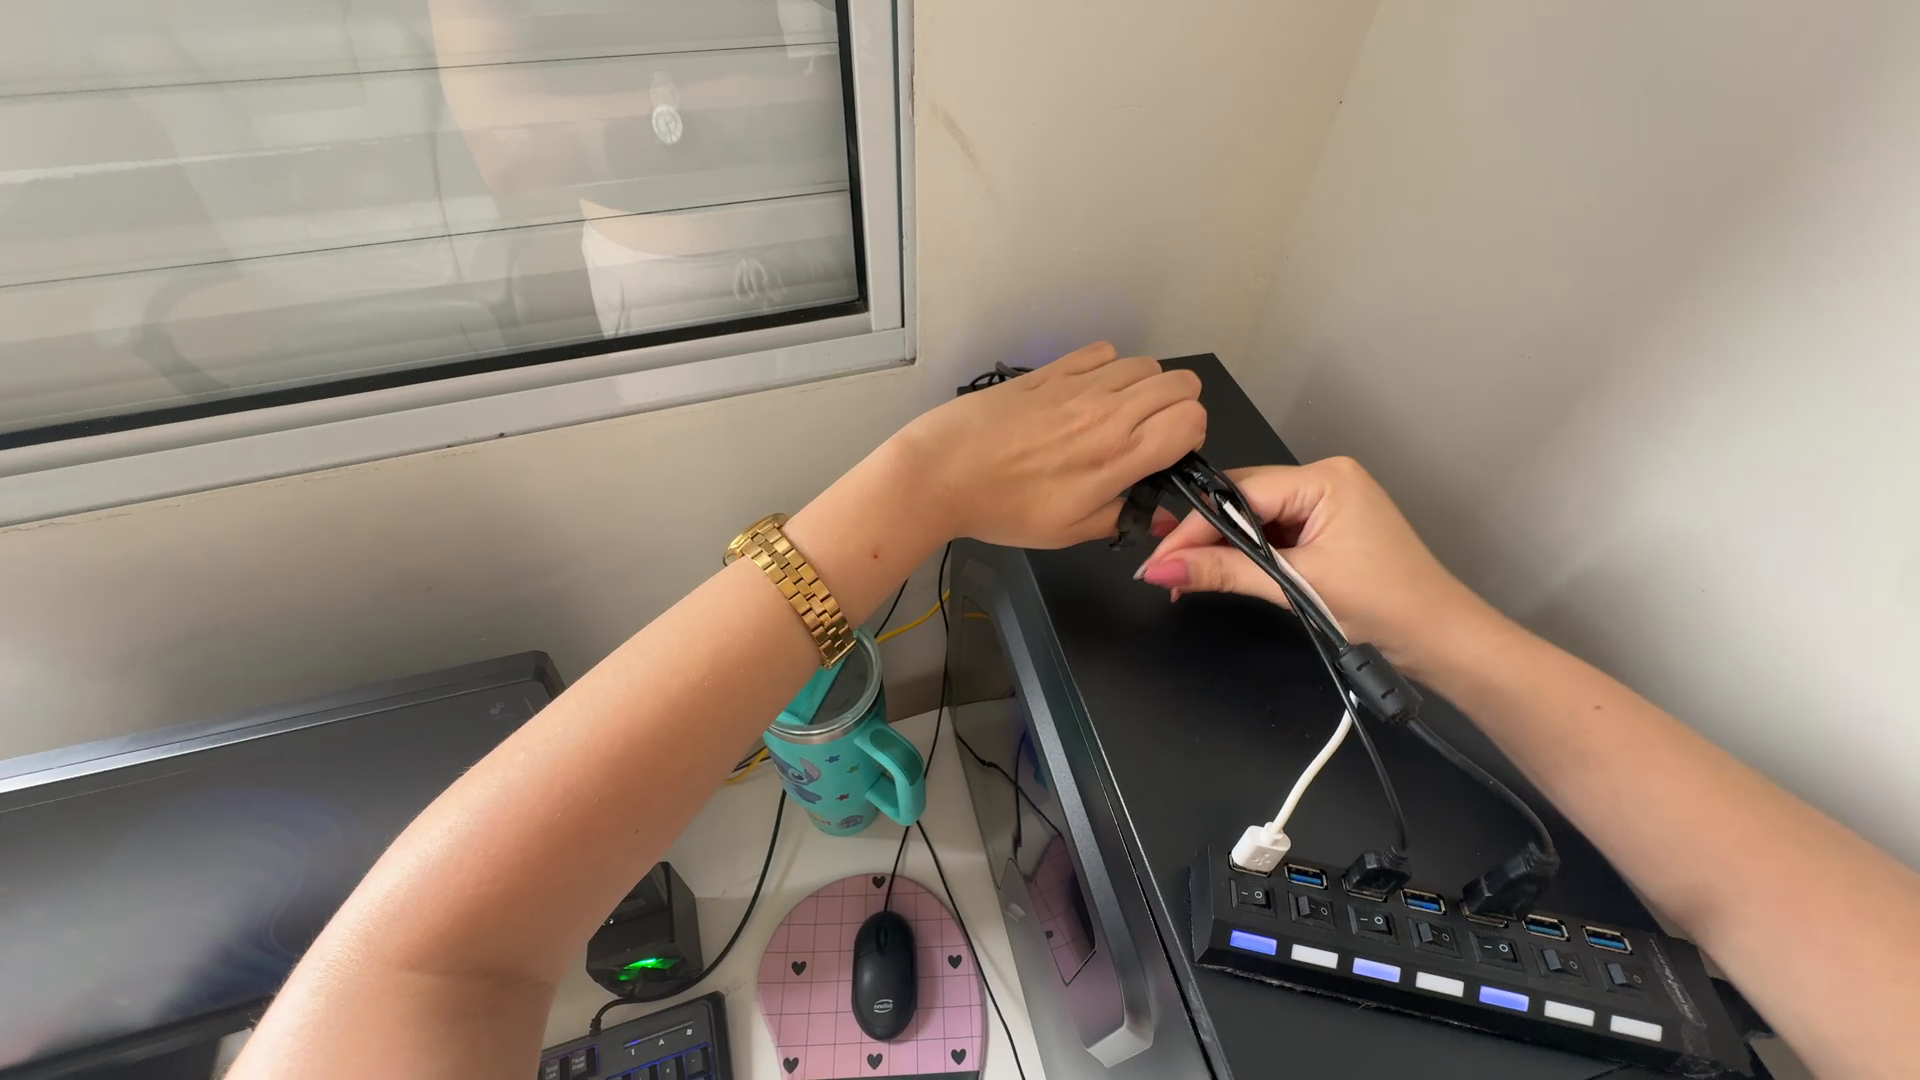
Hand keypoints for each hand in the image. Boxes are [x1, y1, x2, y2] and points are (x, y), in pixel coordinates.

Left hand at [889, 342, 1206, 548]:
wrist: (941, 473)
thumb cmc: (1001, 508)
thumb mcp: (1068, 532)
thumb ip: (1122, 518)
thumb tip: (1159, 517)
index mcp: (1118, 456)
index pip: (1193, 419)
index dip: (1189, 437)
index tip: (1167, 455)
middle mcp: (1107, 412)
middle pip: (1181, 383)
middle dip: (1177, 408)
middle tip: (1146, 435)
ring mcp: (1078, 386)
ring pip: (1145, 363)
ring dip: (1144, 387)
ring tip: (1116, 416)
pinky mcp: (1049, 371)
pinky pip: (1100, 351)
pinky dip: (1107, 367)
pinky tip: (1087, 393)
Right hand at [1137, 457, 1490, 673]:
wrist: (1440, 638)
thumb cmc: (1387, 606)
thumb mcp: (1294, 586)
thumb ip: (1223, 571)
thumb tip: (1162, 568)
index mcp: (1326, 479)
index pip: (1238, 494)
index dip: (1193, 526)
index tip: (1159, 556)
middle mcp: (1324, 480)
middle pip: (1240, 502)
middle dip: (1201, 538)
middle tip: (1163, 568)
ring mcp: (1324, 503)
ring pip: (1250, 519)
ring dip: (1219, 549)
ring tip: (1184, 576)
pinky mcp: (1322, 527)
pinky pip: (1269, 533)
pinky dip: (1243, 556)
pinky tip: (1218, 572)